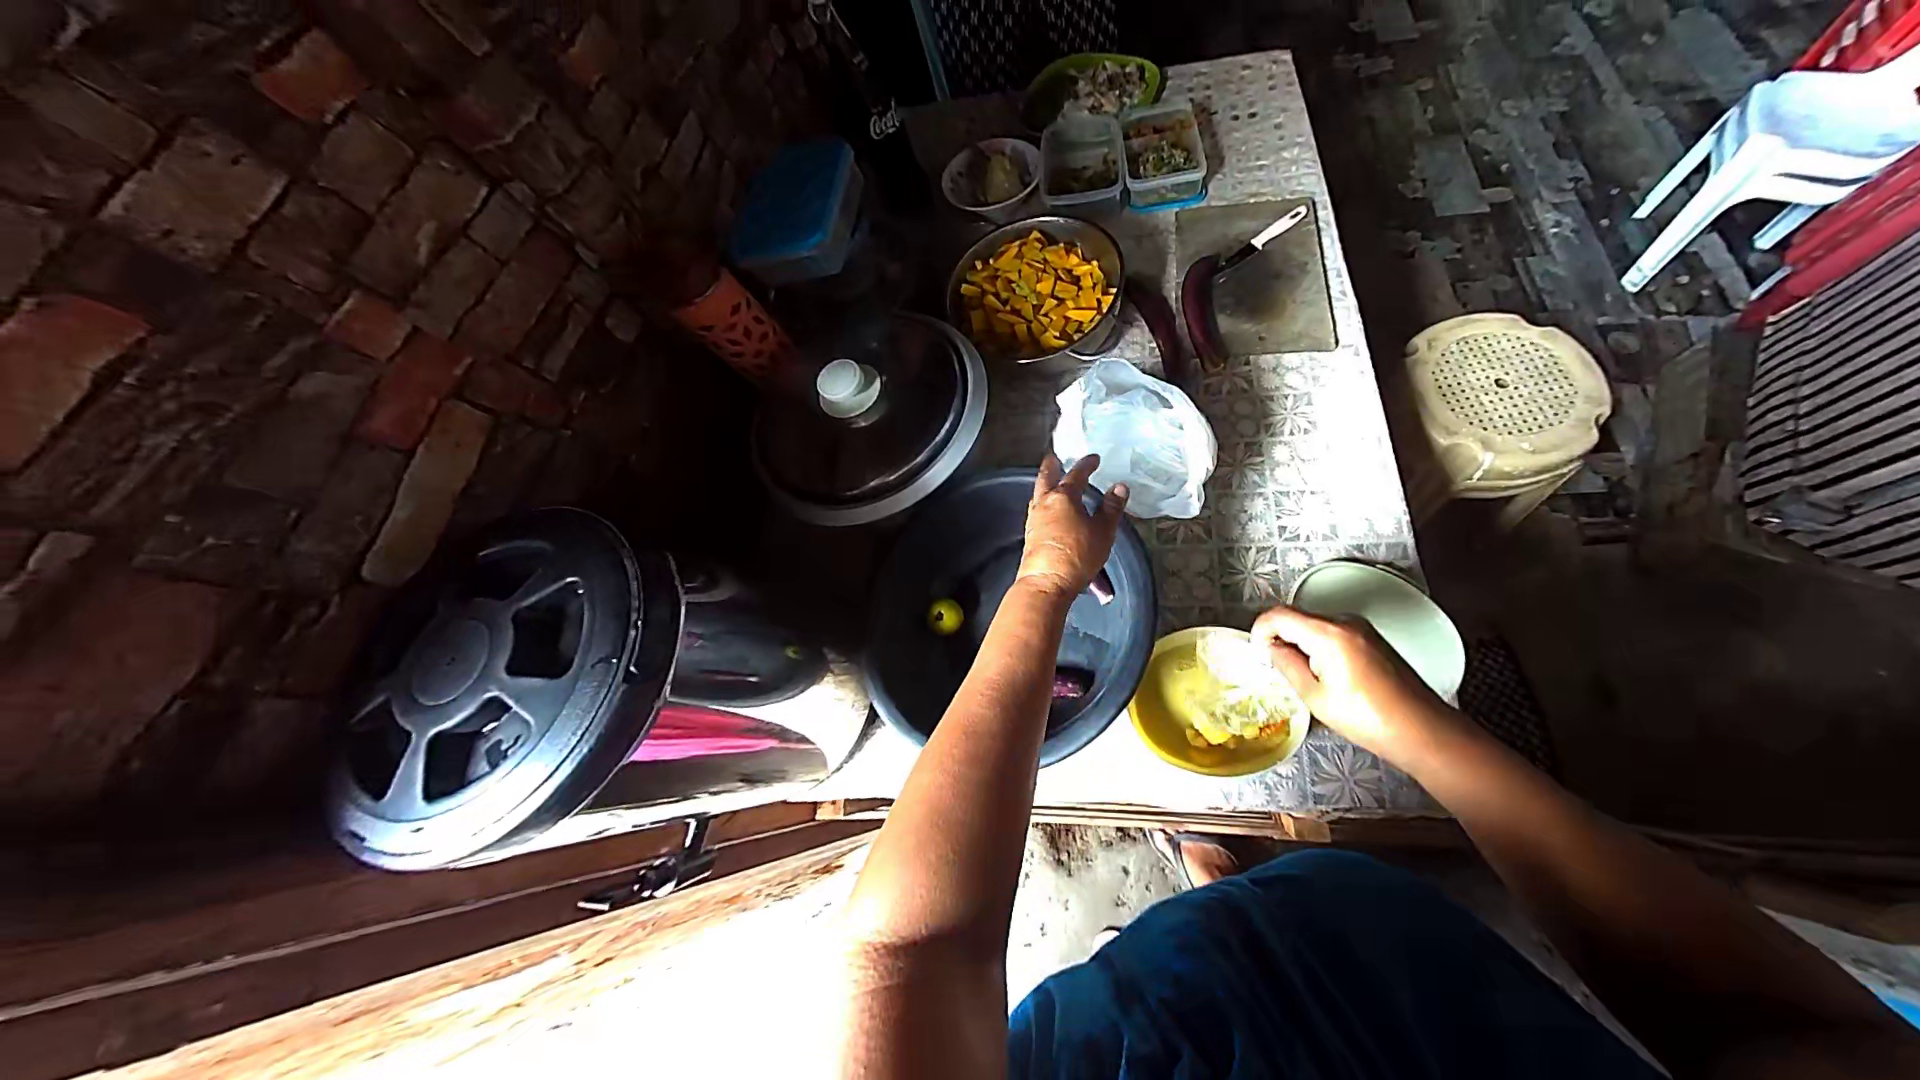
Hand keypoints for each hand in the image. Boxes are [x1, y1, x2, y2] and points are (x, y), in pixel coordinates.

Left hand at [1016, 454, 1127, 601]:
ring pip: (1038, 495)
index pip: (1076, 474)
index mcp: (1063, 498)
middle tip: (1054, 457)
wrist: (1047, 583)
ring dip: (1045, 485)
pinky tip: (1048, 513)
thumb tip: (1119, 488)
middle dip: (1052, 466)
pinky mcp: (1031, 536)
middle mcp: (1045, 505)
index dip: (1086, 464)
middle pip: (1046, 478)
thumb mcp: (1103, 531)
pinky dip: (1043, 505)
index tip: (1093, 459)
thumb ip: (1111, 507)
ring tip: (1050, 483)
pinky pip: (1036, 512)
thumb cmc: (1076, 557)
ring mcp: (1034, 520)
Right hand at [1251, 604, 1463, 766]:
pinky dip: (1318, 646)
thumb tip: (1272, 650)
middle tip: (1276, 667)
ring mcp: (1361, 629)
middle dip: (1280, 638)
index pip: (1279, 615)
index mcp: (1329, 635)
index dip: (1260, 631)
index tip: (1256, 650)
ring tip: (1304, 676)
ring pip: (1313, 625)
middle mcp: (1346, 623)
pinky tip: (1325, 675)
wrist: (1422, 731)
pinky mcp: (1370, 639)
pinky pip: (1331, 632)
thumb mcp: (1314, 697)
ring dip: (1299, 642)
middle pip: (1296, 617)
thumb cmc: (1371, 719)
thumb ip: (1286, 665)